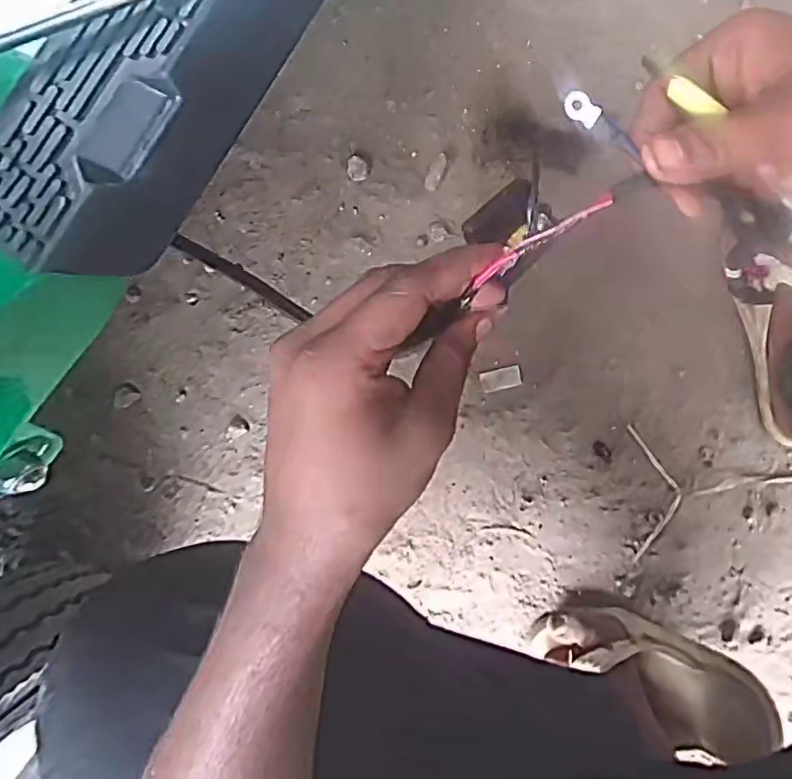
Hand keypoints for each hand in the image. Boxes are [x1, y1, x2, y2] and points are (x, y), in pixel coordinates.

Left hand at [259, 247, 504, 564]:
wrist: (309, 536)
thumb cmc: (370, 491)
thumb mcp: (428, 423)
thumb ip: (453, 355)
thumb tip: (483, 310)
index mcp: (334, 358)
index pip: (404, 292)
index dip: (455, 268)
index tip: (496, 256)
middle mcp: (305, 341)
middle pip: (383, 284)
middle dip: (440, 276)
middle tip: (489, 281)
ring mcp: (296, 347)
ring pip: (367, 295)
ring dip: (418, 290)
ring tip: (467, 296)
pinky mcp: (300, 358)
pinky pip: (353, 316)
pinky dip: (394, 311)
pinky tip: (428, 318)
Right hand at [629, 9, 791, 212]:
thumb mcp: (777, 134)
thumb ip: (709, 147)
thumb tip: (649, 158)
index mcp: (736, 46)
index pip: (667, 88)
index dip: (656, 136)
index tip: (665, 185)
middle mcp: (742, 66)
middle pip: (686, 118)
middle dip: (691, 164)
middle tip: (702, 210)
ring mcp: (763, 96)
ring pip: (713, 143)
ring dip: (722, 176)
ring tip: (751, 196)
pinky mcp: (782, 124)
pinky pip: (742, 153)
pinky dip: (746, 178)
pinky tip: (770, 192)